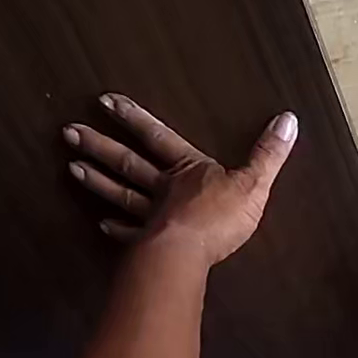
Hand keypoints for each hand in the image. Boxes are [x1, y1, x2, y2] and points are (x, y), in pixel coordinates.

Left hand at [62, 93, 295, 266]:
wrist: (191, 255)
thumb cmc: (219, 219)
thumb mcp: (253, 183)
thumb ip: (268, 154)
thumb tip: (289, 120)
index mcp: (186, 170)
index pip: (156, 135)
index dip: (132, 117)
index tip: (105, 102)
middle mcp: (163, 189)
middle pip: (127, 162)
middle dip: (99, 146)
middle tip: (69, 133)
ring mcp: (151, 217)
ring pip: (121, 193)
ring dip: (97, 181)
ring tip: (73, 167)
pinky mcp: (148, 244)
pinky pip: (129, 234)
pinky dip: (115, 229)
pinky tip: (100, 224)